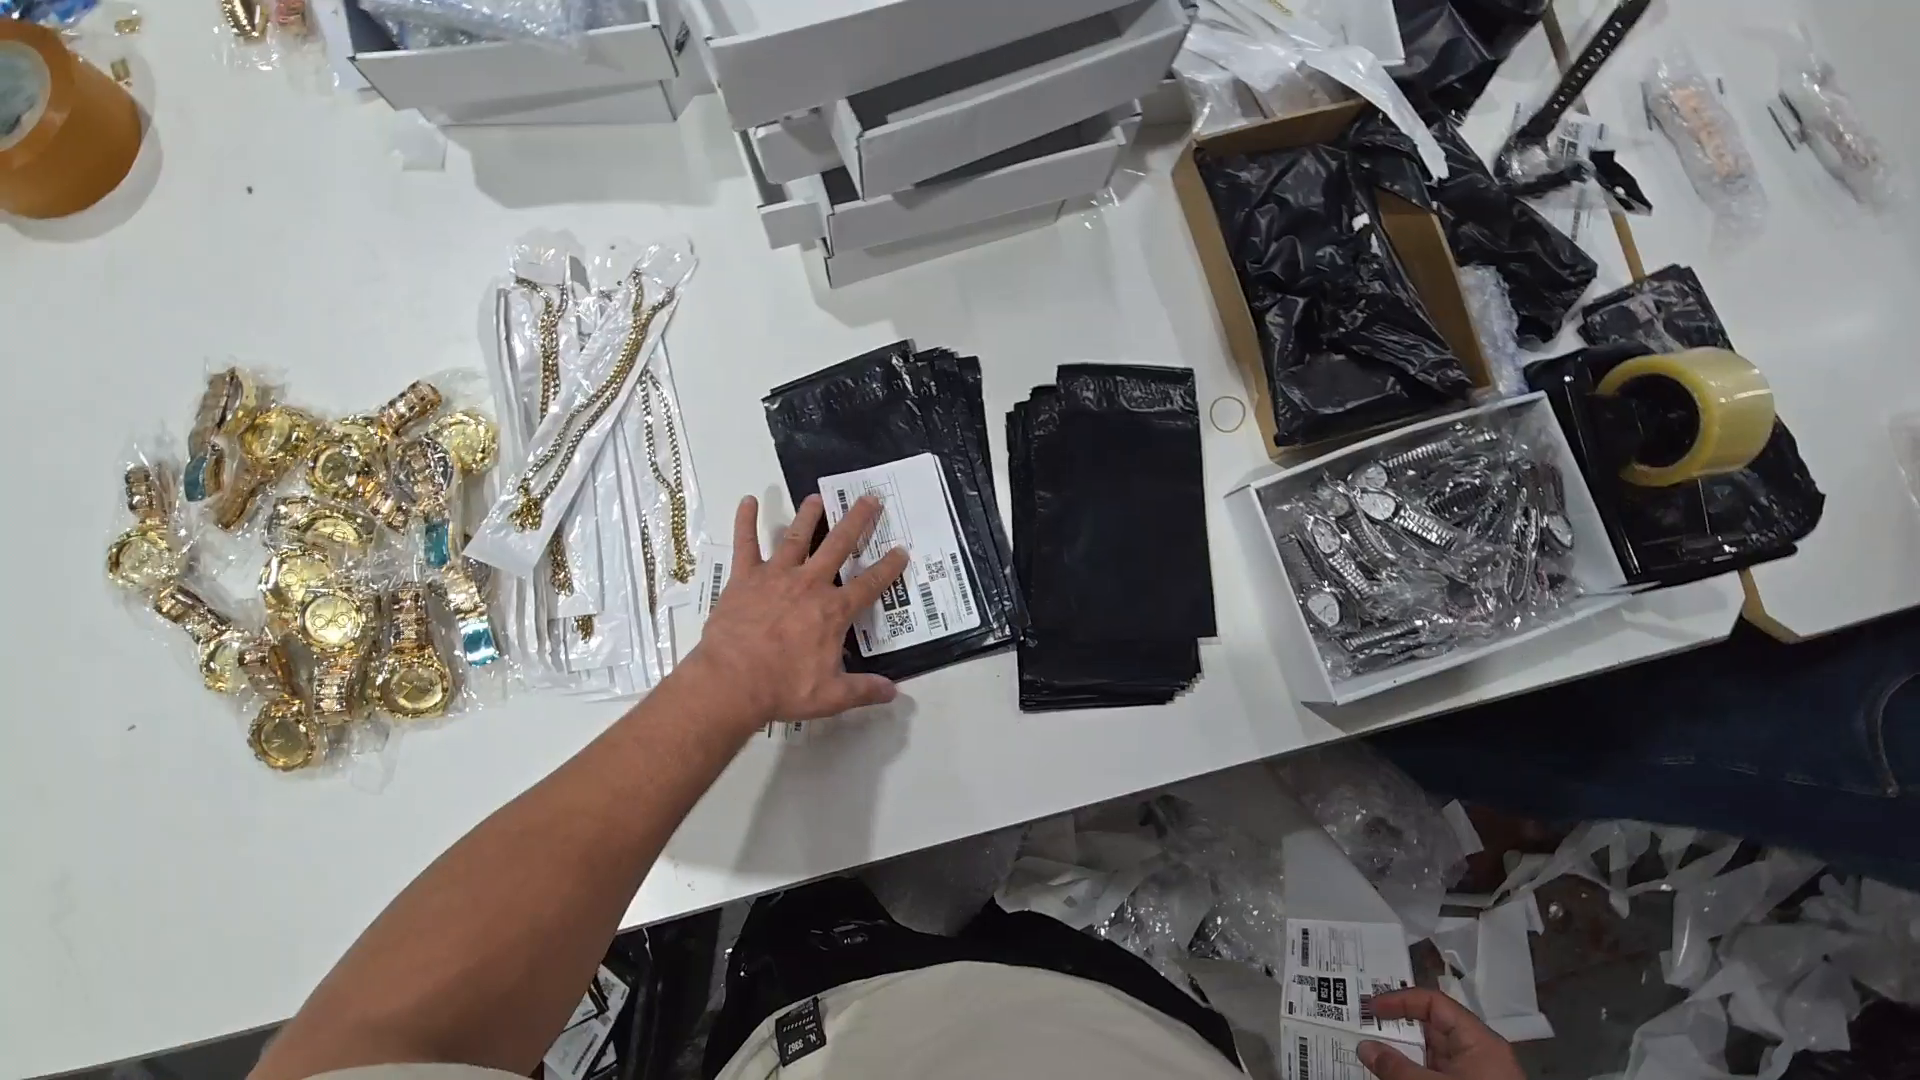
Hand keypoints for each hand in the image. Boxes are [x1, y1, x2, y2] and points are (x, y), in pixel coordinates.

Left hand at [679, 493, 908, 733]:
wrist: (731, 682)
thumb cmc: (783, 688)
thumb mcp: (831, 696)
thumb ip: (864, 690)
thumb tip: (894, 692)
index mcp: (833, 610)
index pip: (869, 584)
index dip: (888, 567)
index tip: (901, 550)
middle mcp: (809, 584)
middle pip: (839, 545)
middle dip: (857, 521)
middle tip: (869, 498)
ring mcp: (775, 577)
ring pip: (796, 537)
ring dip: (808, 515)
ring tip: (817, 496)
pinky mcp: (744, 578)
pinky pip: (745, 544)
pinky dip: (745, 521)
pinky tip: (748, 501)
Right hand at [1359, 989, 1525, 1079]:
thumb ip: (1398, 1068)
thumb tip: (1364, 1047)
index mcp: (1478, 1040)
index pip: (1434, 1003)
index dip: (1400, 1001)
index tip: (1371, 1010)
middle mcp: (1478, 1054)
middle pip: (1431, 1028)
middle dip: (1397, 1028)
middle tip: (1365, 1027)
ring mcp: (1475, 1076)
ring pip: (1432, 1055)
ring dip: (1403, 1054)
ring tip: (1373, 1053)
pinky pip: (1436, 1074)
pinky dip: (1414, 1073)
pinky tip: (1393, 1076)